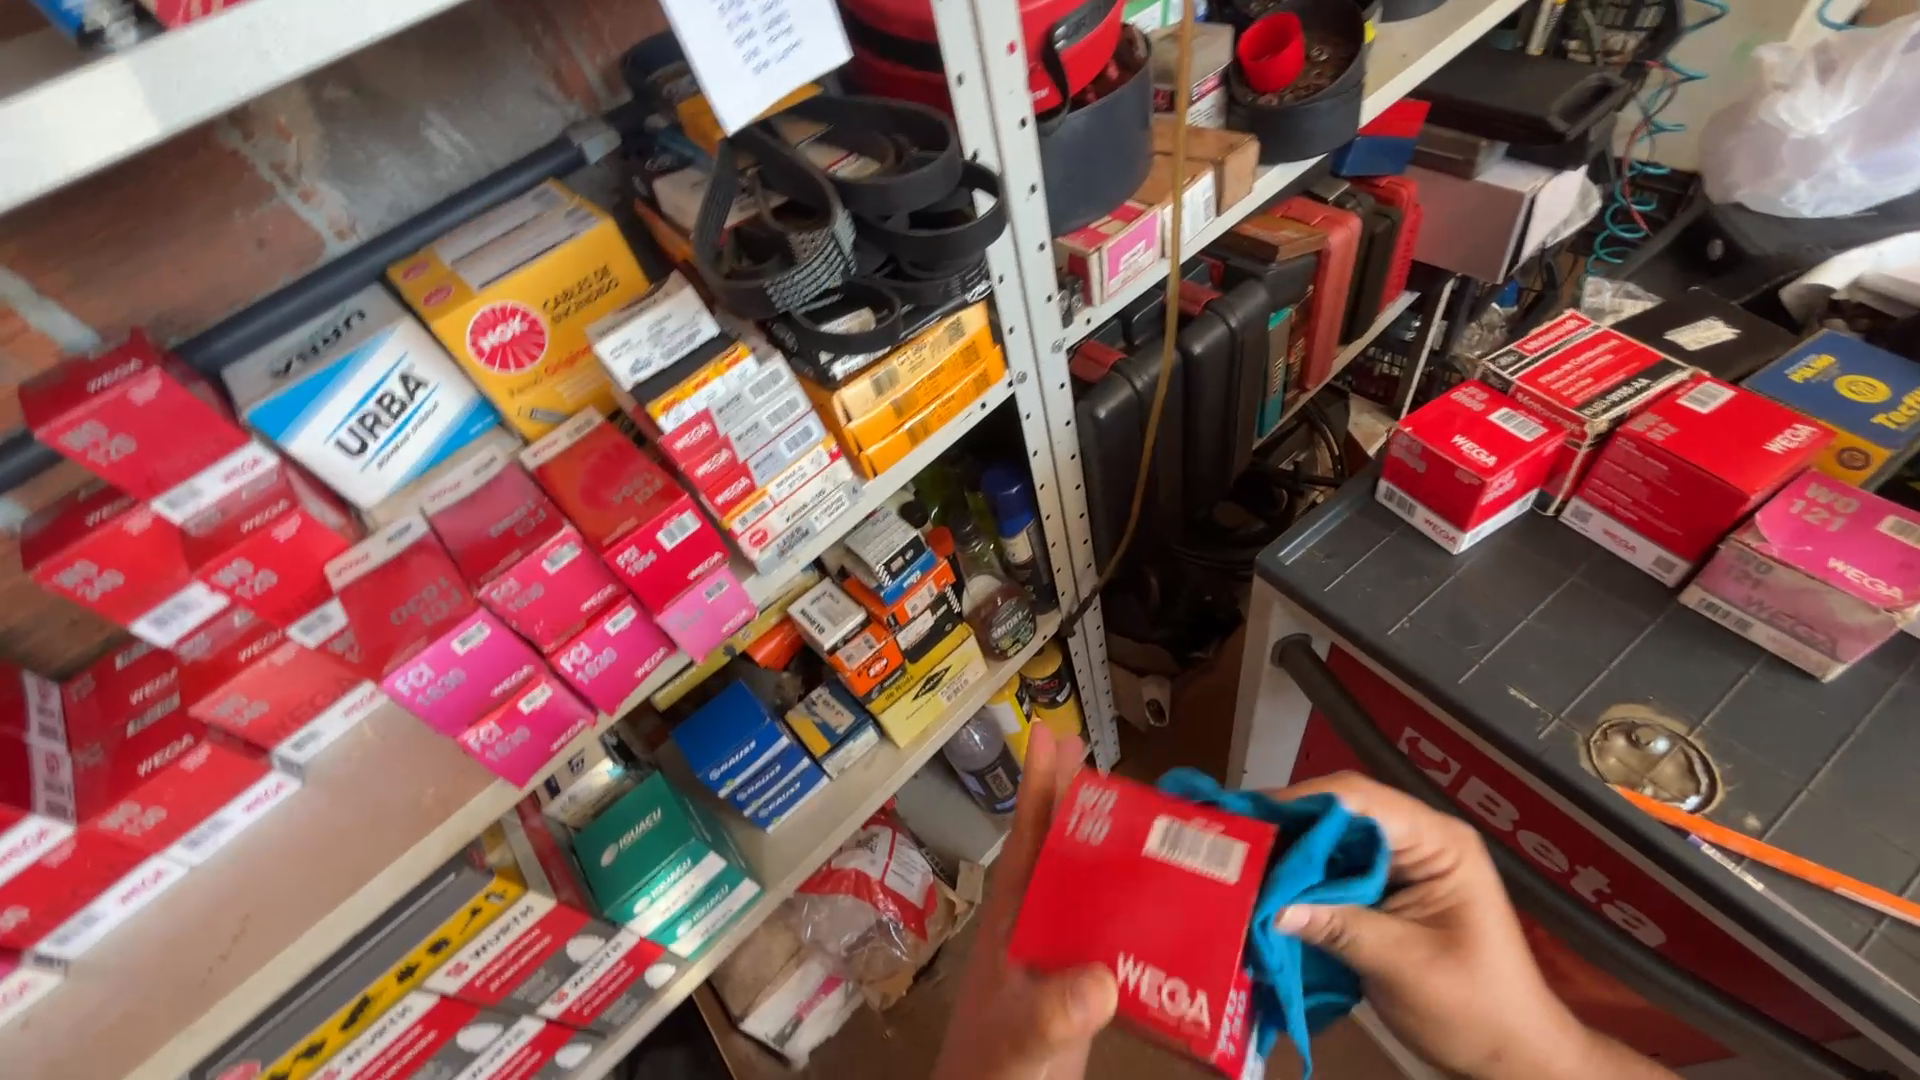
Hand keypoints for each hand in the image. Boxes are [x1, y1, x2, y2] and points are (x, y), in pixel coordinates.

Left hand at [932, 724, 1117, 1079]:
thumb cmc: (992, 1071)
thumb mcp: (1020, 1040)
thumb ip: (1052, 1013)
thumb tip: (1103, 978)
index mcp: (1013, 915)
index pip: (1028, 836)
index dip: (1039, 784)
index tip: (1050, 733)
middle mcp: (1035, 919)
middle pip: (1055, 844)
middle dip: (1071, 796)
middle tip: (1092, 747)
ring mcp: (1056, 947)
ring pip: (1082, 879)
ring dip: (1104, 842)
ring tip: (1136, 808)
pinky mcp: (1079, 980)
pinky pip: (1107, 924)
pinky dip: (1128, 901)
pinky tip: (1157, 893)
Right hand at [1271, 772, 1676, 1079]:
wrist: (1515, 1059)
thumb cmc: (1476, 1012)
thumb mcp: (1406, 968)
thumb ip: (1339, 926)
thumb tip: (1268, 905)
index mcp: (1438, 843)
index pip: (1361, 800)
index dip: (1303, 803)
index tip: (1252, 819)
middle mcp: (1417, 838)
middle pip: (1339, 808)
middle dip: (1287, 821)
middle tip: (1234, 834)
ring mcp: (1400, 859)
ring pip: (1331, 833)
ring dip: (1289, 845)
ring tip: (1240, 853)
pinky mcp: (1382, 882)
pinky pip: (1332, 861)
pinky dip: (1300, 869)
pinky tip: (1266, 878)